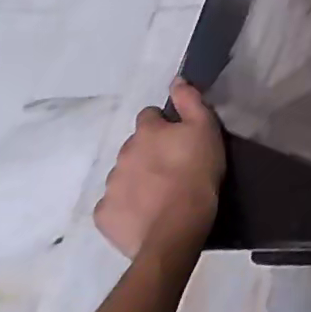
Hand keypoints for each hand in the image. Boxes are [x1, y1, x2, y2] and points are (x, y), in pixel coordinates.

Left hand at [94, 79, 225, 258]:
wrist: (176, 231)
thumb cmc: (196, 176)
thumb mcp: (206, 129)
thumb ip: (190, 100)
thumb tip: (176, 80)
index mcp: (146, 132)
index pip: (149, 116)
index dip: (164, 126)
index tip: (178, 140)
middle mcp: (123, 153)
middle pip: (135, 147)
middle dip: (148, 154)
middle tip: (172, 170)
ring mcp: (111, 185)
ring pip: (123, 174)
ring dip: (137, 179)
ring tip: (160, 196)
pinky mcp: (104, 215)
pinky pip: (113, 205)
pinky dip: (125, 207)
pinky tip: (142, 216)